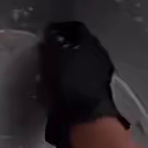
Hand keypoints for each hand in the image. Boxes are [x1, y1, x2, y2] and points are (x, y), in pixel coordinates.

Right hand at [39, 21, 128, 147]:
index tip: (45, 34)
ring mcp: (102, 74)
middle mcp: (99, 55)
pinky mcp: (99, 91)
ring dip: (69, 63)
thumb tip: (48, 35)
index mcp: (88, 43)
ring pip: (82, 61)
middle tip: (47, 51)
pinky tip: (61, 86)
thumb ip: (50, 45)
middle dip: (64, 46)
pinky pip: (83, 77)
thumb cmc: (66, 87)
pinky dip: (72, 78)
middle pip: (80, 44)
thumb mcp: (51, 61)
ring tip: (52, 70)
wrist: (84, 120)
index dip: (58, 29)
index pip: (74, 27)